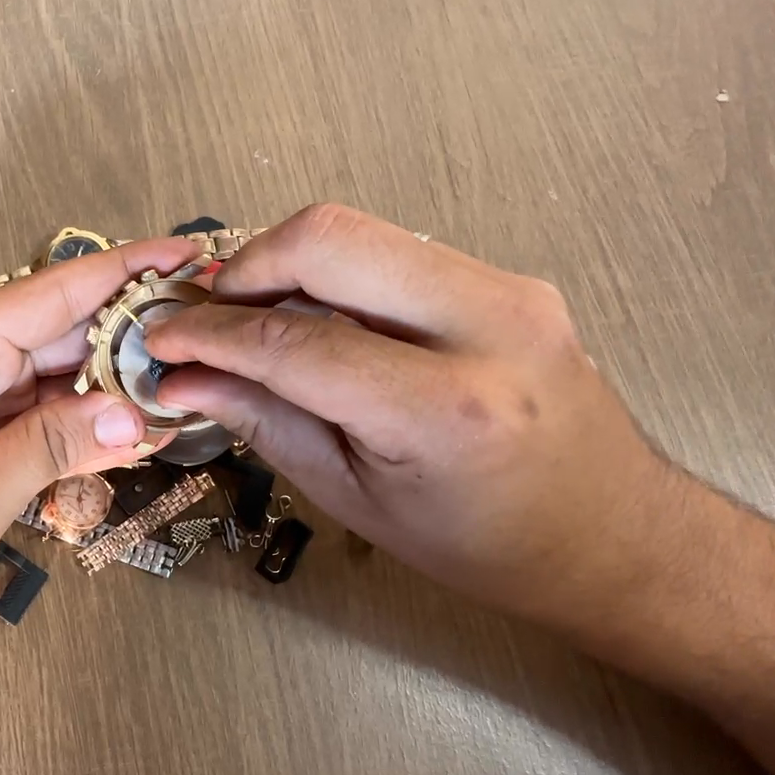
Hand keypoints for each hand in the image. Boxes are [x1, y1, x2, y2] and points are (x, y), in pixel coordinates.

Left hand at [0, 238, 202, 624]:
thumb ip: (57, 445)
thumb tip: (137, 416)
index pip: (53, 293)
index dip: (123, 270)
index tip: (186, 251)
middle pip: (63, 330)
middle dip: (132, 332)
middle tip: (206, 332)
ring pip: (58, 372)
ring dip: (114, 382)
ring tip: (186, 382)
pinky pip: (41, 409)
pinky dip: (84, 418)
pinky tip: (135, 425)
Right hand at [146, 204, 681, 622]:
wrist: (615, 536)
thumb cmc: (476, 543)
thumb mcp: (352, 498)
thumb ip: (264, 422)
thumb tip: (181, 380)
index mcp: (443, 409)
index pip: (293, 340)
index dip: (209, 333)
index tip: (159, 336)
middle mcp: (486, 324)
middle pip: (330, 237)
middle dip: (245, 267)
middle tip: (205, 313)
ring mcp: (507, 287)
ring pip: (359, 230)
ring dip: (284, 266)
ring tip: (248, 320)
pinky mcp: (507, 278)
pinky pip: (389, 252)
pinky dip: (329, 275)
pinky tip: (309, 320)